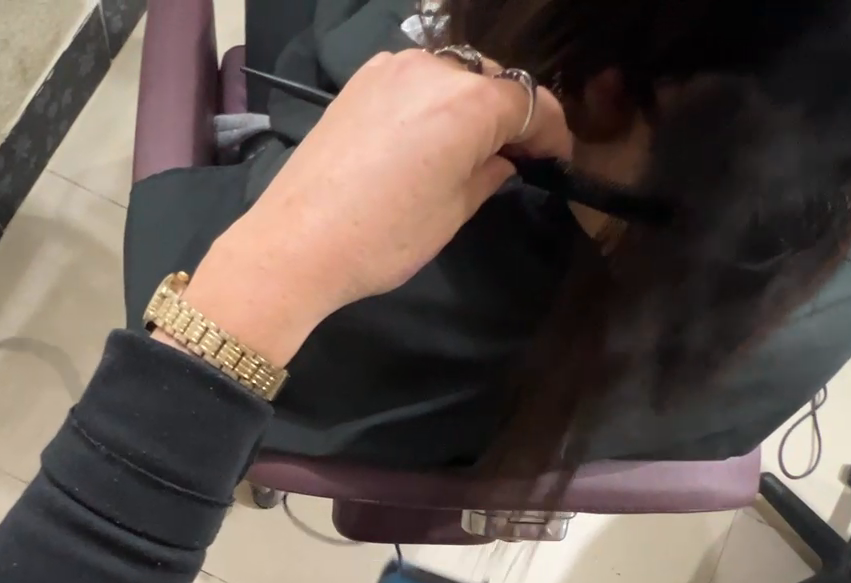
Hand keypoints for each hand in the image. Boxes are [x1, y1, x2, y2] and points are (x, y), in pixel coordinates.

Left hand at [177, 48, 572, 364]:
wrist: (295, 245)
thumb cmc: (380, 240)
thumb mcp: (449, 215)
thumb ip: (487, 177)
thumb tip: (505, 160)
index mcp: (470, 103)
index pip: (533, 105)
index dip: (551, 134)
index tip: (555, 160)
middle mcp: (435, 69)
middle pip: (492, 82)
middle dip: (508, 117)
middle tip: (509, 158)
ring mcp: (390, 70)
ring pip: (451, 76)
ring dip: (467, 107)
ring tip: (462, 151)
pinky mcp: (358, 83)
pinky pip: (412, 82)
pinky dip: (429, 103)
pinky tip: (421, 141)